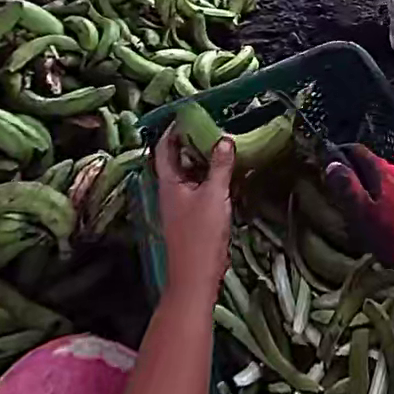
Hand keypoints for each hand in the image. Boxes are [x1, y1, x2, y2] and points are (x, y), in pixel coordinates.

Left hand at [154, 124, 234, 303]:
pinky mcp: (193, 216)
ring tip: (223, 144)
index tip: (189, 115)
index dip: (173, 130)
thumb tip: (225, 138)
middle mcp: (171, 190)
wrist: (196, 278)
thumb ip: (220, 166)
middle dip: (193, 142)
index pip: (164, 148)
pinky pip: (200, 188)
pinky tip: (228, 173)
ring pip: (191, 174)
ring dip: (204, 159)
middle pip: (178, 159)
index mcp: (169, 182)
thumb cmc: (201, 234)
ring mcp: (181, 204)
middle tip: (213, 125)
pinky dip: (211, 177)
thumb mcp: (214, 195)